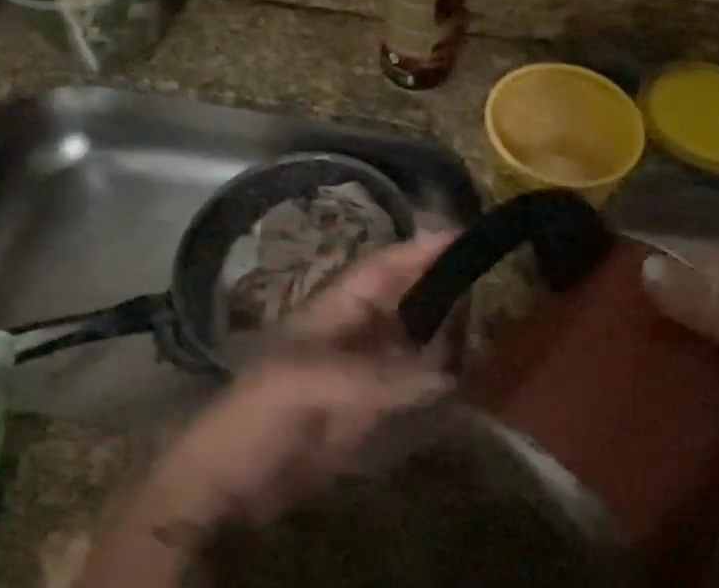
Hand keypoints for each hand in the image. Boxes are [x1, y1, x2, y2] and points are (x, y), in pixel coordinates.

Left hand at [77, 228, 457, 587]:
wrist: (225, 483)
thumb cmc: (254, 413)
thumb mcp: (304, 383)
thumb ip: (374, 378)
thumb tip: (443, 375)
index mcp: (332, 310)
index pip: (383, 268)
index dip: (419, 250)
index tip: (463, 235)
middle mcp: (353, 333)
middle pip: (404, 298)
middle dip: (442, 284)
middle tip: (492, 277)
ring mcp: (362, 372)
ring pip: (413, 339)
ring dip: (446, 330)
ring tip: (492, 320)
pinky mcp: (368, 411)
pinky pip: (411, 384)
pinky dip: (438, 377)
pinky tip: (466, 372)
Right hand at [640, 239, 718, 471]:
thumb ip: (704, 300)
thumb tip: (644, 262)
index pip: (685, 252)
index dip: (648, 271)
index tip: (607, 300)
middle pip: (700, 282)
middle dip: (664, 305)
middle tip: (623, 338)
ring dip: (691, 334)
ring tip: (650, 363)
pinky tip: (701, 381)